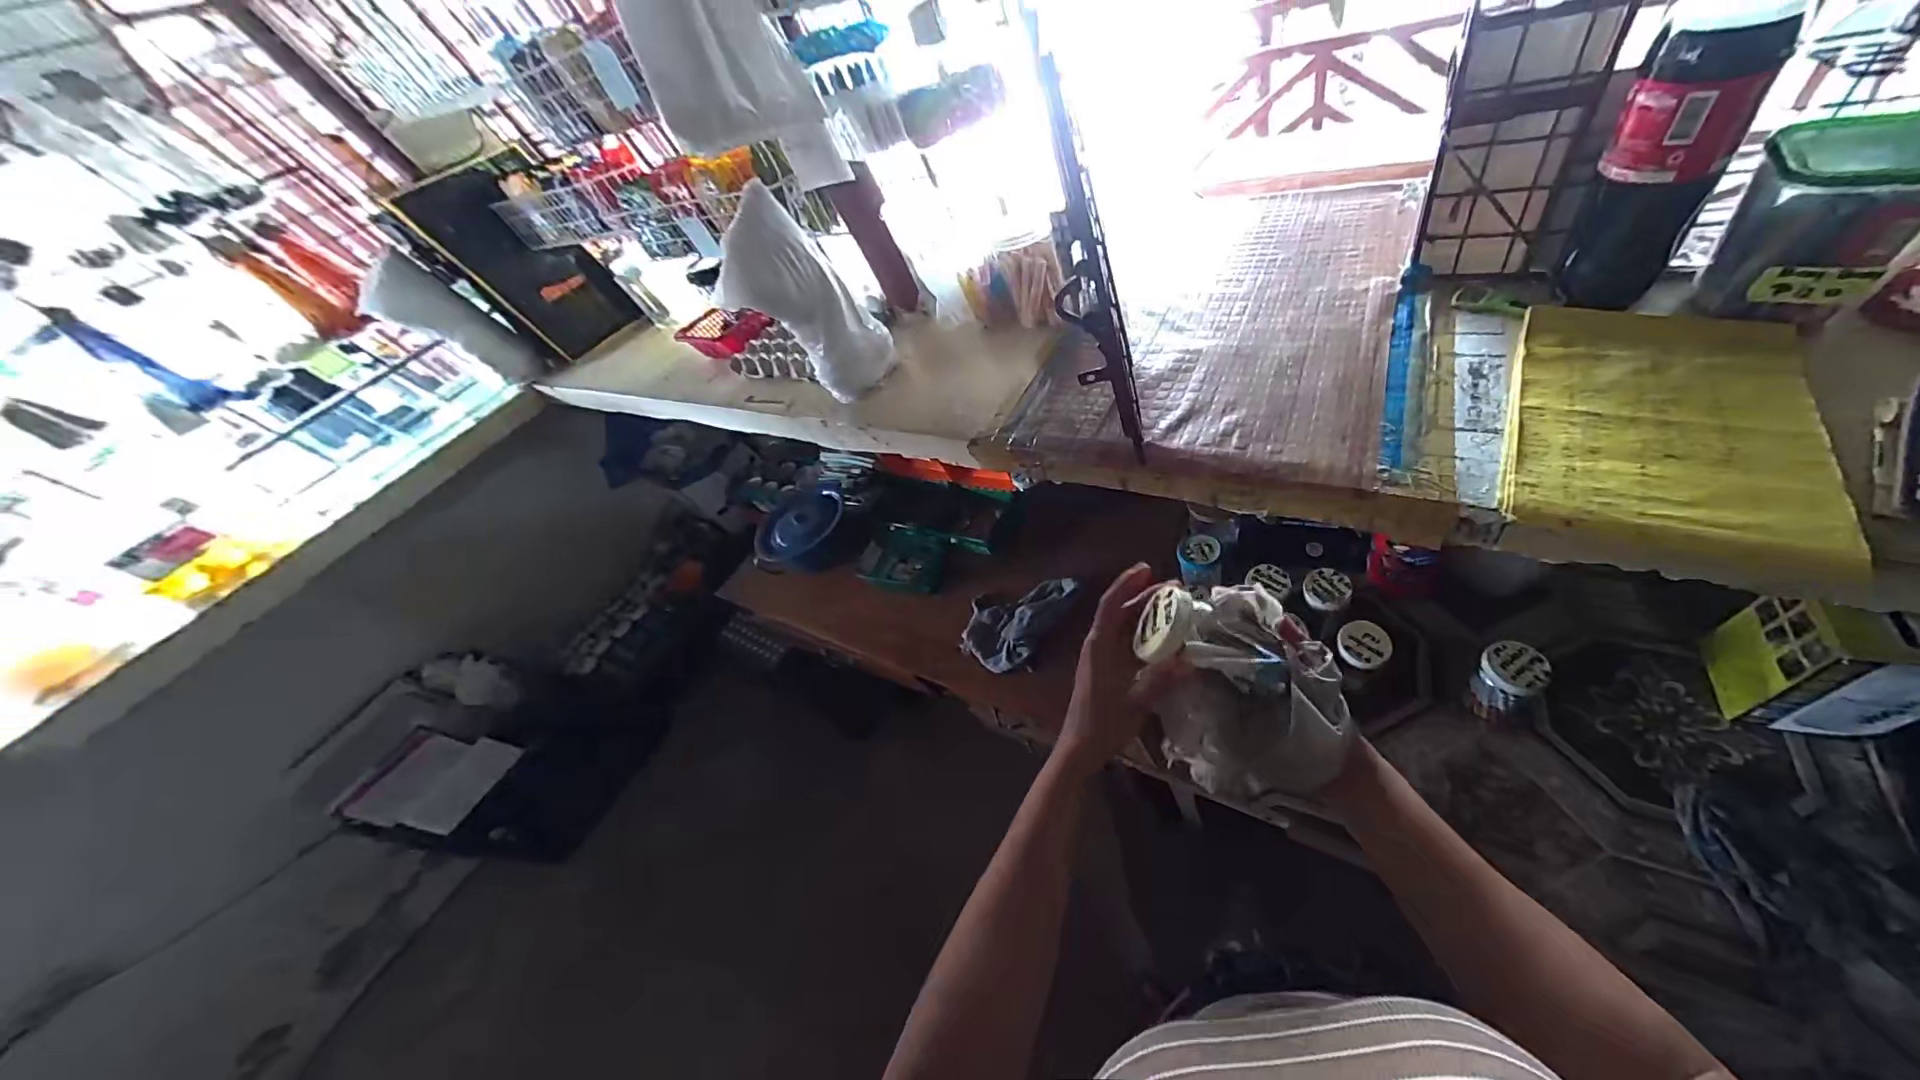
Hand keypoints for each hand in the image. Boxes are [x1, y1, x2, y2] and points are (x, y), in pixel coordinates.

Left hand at [1056, 563, 1185, 774]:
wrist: (1079, 747)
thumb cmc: (1103, 724)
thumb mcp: (1136, 703)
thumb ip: (1161, 680)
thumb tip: (1189, 659)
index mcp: (1099, 647)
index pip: (1111, 605)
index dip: (1127, 584)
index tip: (1148, 569)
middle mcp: (1097, 645)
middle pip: (1118, 610)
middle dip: (1143, 595)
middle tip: (1175, 588)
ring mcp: (1099, 655)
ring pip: (1122, 624)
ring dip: (1144, 612)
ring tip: (1172, 605)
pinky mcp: (1104, 666)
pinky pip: (1123, 639)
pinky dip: (1141, 631)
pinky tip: (1161, 635)